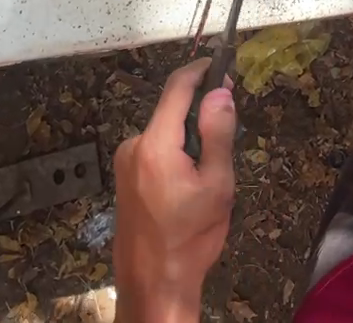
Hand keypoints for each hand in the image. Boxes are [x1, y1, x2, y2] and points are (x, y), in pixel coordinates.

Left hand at [113, 60, 235, 322]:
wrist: (153, 287)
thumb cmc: (191, 238)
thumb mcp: (217, 184)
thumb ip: (218, 133)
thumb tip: (220, 90)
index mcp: (155, 144)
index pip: (177, 87)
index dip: (202, 69)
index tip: (225, 66)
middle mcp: (134, 145)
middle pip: (172, 109)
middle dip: (201, 112)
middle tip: (228, 136)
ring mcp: (126, 161)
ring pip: (166, 130)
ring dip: (190, 136)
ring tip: (209, 174)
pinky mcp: (125, 176)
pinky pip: (156, 148)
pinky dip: (177, 152)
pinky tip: (189, 185)